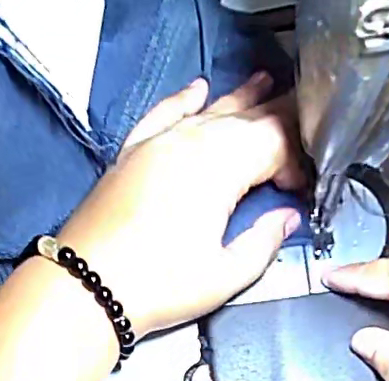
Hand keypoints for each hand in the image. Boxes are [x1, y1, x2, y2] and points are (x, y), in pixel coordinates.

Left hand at [58, 73, 306, 336]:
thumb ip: (263, 242)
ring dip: (241, 100)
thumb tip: (286, 219)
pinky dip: (184, 100)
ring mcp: (158, 142)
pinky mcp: (132, 153)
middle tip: (300, 124)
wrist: (89, 285)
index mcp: (220, 168)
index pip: (274, 142)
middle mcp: (190, 142)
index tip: (298, 188)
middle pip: (245, 118)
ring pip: (209, 110)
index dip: (295, 159)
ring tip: (265, 86)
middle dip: (277, 121)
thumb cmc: (158, 286)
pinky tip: (198, 91)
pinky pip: (164, 113)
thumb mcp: (225, 276)